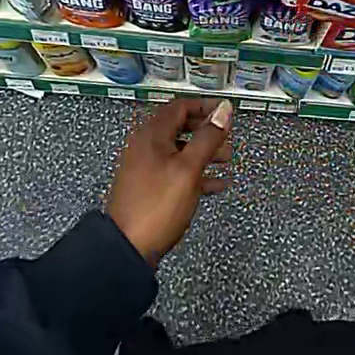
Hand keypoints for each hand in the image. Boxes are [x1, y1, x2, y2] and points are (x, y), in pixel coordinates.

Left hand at [105, 98, 233, 265]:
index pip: (181, 106)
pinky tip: (215, 184)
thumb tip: (224, 109)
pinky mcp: (146, 187)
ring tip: (226, 160)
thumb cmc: (157, 204)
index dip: (205, 106)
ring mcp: (144, 167)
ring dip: (203, 152)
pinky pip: (174, 170)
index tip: (225, 112)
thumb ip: (208, 136)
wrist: (127, 248)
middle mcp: (145, 145)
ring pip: (179, 150)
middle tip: (227, 136)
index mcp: (152, 134)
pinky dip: (194, 172)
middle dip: (206, 130)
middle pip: (180, 127)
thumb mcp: (189, 167)